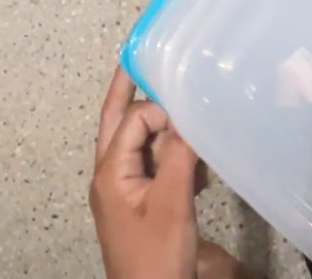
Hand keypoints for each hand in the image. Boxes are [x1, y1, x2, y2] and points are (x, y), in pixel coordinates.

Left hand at [90, 67, 199, 278]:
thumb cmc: (157, 256)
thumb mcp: (173, 203)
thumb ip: (180, 153)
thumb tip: (188, 110)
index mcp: (111, 172)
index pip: (133, 119)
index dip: (161, 110)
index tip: (190, 111)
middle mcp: (112, 174)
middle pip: (121, 120)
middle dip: (134, 89)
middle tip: (147, 56)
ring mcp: (125, 189)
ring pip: (141, 141)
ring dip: (165, 131)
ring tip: (195, 129)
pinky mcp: (141, 201)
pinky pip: (155, 163)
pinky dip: (175, 156)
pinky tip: (200, 168)